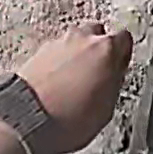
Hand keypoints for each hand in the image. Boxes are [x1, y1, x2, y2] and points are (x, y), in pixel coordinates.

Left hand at [15, 21, 132, 153]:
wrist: (28, 120)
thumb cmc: (69, 117)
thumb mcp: (107, 108)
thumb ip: (114, 82)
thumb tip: (114, 77)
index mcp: (106, 49)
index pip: (124, 38)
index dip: (123, 54)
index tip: (119, 67)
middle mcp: (82, 39)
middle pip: (97, 33)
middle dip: (98, 50)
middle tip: (97, 73)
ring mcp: (58, 43)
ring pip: (75, 42)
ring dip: (77, 56)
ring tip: (74, 83)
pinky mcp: (38, 52)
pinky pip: (55, 53)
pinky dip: (58, 63)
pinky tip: (57, 85)